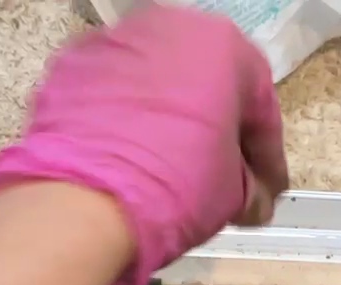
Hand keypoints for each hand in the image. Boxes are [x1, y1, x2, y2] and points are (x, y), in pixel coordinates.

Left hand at [0, 3, 287, 284]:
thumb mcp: (231, 197)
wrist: (86, 202)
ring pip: (160, 91)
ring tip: (173, 176)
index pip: (261, 109)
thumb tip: (254, 201)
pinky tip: (131, 166)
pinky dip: (127, 129)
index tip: (268, 193)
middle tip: (222, 184)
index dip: (268, 161)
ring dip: (173, 129)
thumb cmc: (177, 189)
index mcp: (225, 46)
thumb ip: (250, 191)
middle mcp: (172, 27)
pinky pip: (114, 101)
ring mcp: (117, 43)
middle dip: (219, 138)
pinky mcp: (72, 69)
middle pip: (208, 89)